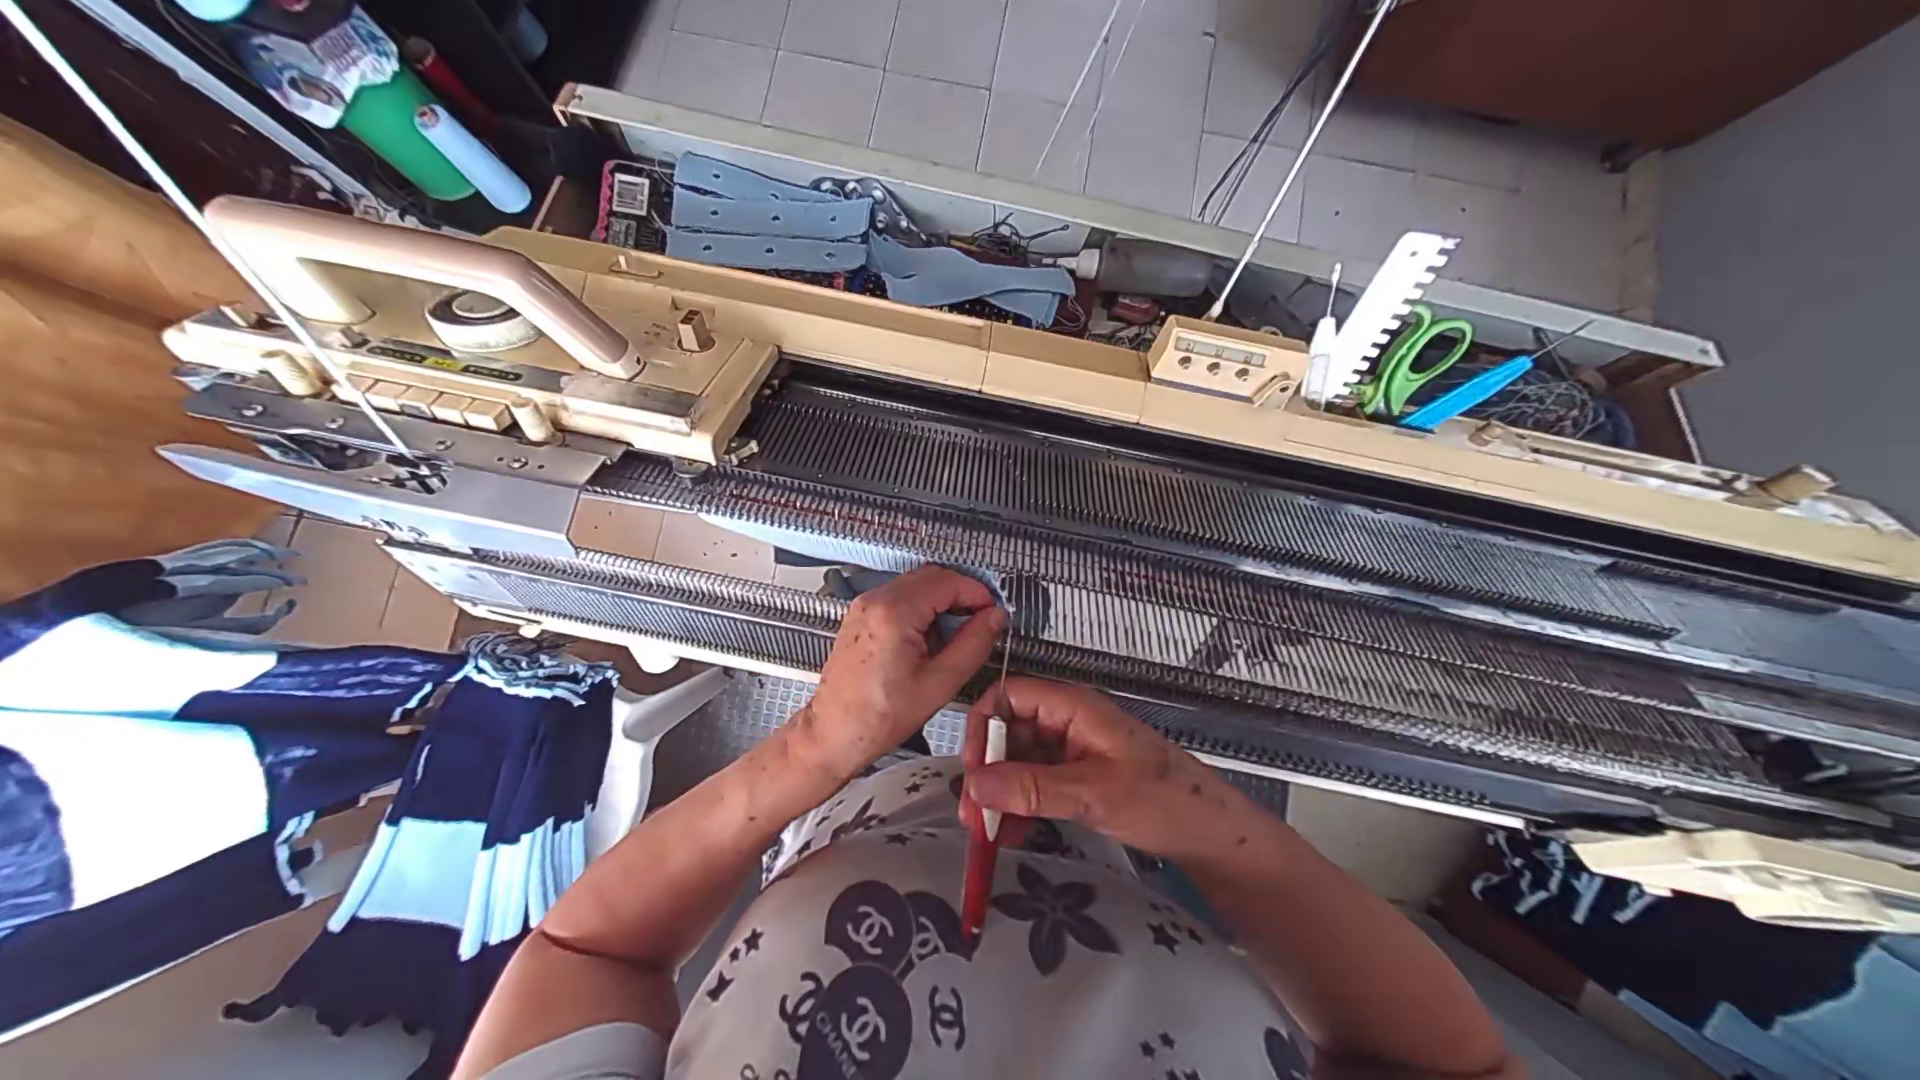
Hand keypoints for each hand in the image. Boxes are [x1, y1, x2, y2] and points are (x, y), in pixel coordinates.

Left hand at [791, 565, 1005, 780]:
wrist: (835, 733)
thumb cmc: (875, 716)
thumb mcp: (940, 683)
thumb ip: (973, 644)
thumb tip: (993, 619)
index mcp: (894, 612)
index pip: (948, 581)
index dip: (978, 594)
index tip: (992, 612)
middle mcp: (875, 601)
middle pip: (932, 576)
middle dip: (961, 595)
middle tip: (979, 622)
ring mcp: (864, 606)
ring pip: (916, 585)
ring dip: (941, 603)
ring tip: (951, 639)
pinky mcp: (861, 616)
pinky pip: (900, 598)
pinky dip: (921, 610)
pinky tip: (928, 642)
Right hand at [961, 678, 1266, 860]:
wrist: (1211, 836)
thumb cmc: (1163, 800)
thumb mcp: (1093, 793)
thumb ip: (1031, 788)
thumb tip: (975, 785)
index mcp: (1073, 706)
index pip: (1010, 695)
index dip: (983, 726)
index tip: (970, 768)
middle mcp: (1068, 722)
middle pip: (1009, 732)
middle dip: (986, 770)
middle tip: (972, 814)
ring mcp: (1072, 751)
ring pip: (1018, 762)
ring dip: (999, 794)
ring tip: (985, 833)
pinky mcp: (1077, 778)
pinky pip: (1035, 785)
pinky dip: (1019, 806)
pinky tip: (1010, 834)